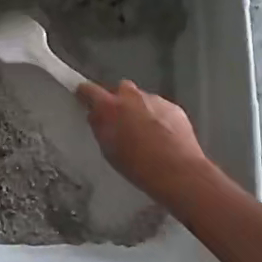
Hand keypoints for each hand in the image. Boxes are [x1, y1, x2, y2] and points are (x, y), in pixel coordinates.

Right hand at [75, 80, 212, 198]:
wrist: (177, 171)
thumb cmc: (139, 165)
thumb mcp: (108, 150)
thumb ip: (100, 127)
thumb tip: (97, 117)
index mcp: (109, 107)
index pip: (89, 90)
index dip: (85, 94)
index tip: (84, 97)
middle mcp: (131, 97)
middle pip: (120, 90)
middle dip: (118, 102)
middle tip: (119, 122)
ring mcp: (154, 100)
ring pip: (142, 99)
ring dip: (140, 111)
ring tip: (144, 136)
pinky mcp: (173, 107)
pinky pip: (160, 108)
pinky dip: (158, 118)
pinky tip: (162, 138)